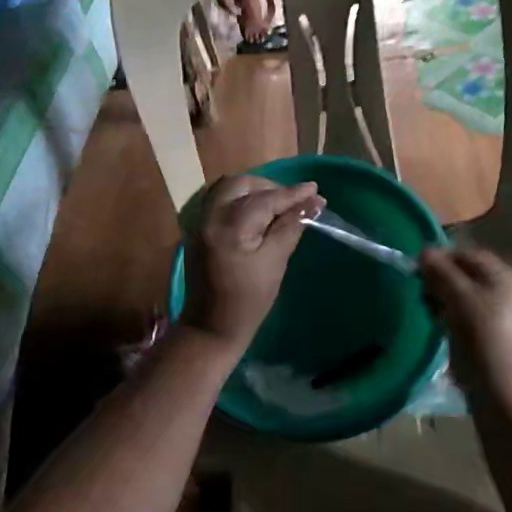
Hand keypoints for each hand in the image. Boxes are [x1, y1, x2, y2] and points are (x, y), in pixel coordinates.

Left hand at [181, 176, 321, 351]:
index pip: (265, 199)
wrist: (210, 327)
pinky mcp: (197, 232)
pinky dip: (237, 200)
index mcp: (230, 227)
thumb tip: (312, 203)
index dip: (292, 193)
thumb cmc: (248, 301)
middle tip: (292, 200)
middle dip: (269, 187)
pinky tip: (254, 213)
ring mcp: (199, 223)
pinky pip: (217, 202)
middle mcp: (210, 217)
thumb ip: (291, 227)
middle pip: (240, 185)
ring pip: (226, 190)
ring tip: (275, 204)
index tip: (315, 189)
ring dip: (252, 190)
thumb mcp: (275, 263)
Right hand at [420, 246, 511, 410]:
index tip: (417, 268)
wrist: (496, 383)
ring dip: (439, 296)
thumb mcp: (458, 297)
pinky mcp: (484, 330)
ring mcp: (494, 311)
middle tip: (420, 289)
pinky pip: (460, 311)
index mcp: (503, 276)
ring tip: (425, 306)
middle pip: (463, 273)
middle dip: (439, 278)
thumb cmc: (480, 334)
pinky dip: (445, 312)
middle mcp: (502, 289)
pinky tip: (434, 321)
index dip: (442, 257)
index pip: (467, 254)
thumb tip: (424, 251)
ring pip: (459, 293)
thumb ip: (441, 272)